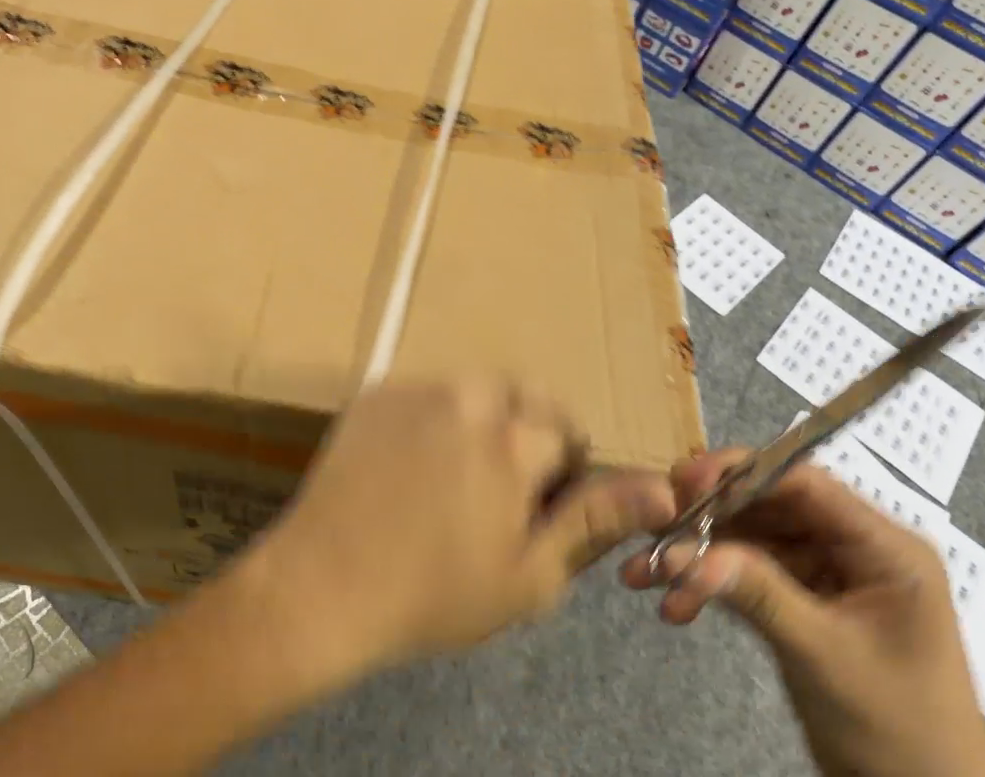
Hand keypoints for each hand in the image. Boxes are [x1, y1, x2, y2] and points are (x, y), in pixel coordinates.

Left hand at [245, 377, 674, 673]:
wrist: (321, 587)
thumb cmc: (433, 595)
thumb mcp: (529, 576)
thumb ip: (596, 520)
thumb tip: (663, 489)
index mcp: (512, 439)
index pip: (566, 435)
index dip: (557, 478)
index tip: (530, 513)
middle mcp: (467, 396)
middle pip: (523, 402)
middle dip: (524, 438)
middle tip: (492, 496)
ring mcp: (414, 390)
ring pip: (475, 393)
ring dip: (480, 424)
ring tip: (450, 480)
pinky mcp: (375, 394)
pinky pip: (427, 395)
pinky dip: (434, 421)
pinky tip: (410, 469)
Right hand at [622, 449, 984, 776]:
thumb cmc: (895, 727)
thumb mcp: (823, 654)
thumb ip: (757, 593)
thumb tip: (682, 552)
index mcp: (884, 547)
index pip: (804, 484)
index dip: (740, 473)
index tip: (682, 483)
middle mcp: (856, 548)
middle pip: (769, 509)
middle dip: (707, 521)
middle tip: (651, 527)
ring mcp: (829, 576)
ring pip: (752, 544)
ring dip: (699, 558)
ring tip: (642, 574)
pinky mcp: (806, 605)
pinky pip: (751, 579)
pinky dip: (712, 589)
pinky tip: (672, 606)